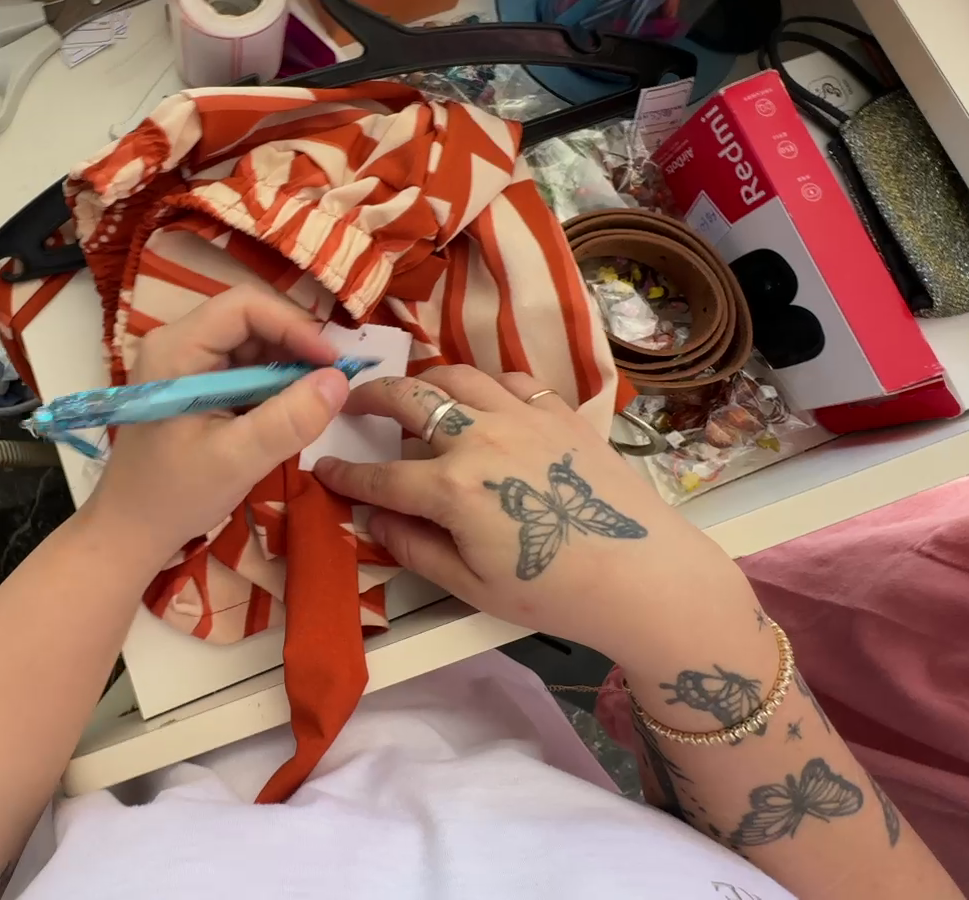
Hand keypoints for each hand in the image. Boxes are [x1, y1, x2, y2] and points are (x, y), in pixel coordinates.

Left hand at [80, 287, 349, 564]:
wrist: (129, 530)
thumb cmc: (173, 495)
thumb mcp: (237, 459)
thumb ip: (289, 420)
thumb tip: (340, 380)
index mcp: (176, 349)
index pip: (244, 307)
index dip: (293, 325)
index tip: (331, 362)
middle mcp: (178, 343)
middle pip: (249, 321)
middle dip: (295, 346)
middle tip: (332, 381)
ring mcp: (186, 363)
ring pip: (251, 344)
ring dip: (287, 367)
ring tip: (315, 399)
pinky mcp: (196, 385)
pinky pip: (244, 369)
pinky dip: (273, 385)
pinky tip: (290, 412)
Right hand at [311, 366, 751, 663]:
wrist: (646, 579)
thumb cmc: (553, 593)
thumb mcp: (471, 586)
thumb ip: (413, 547)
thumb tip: (372, 519)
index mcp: (453, 489)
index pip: (380, 477)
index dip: (344, 474)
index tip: (322, 467)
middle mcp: (480, 438)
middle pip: (408, 399)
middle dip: (369, 396)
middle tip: (352, 402)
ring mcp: (522, 417)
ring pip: (456, 374)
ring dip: (424, 380)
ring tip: (414, 395)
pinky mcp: (558, 412)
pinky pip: (510, 378)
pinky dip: (483, 383)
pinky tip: (481, 401)